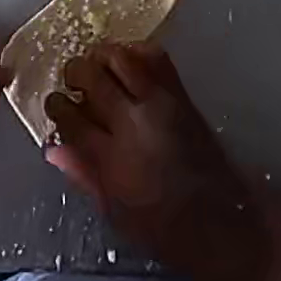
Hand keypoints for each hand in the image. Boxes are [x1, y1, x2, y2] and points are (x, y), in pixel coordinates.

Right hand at [44, 43, 270, 280]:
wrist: (226, 223)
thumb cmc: (165, 228)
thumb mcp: (115, 214)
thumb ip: (83, 174)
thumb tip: (53, 147)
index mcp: (111, 158)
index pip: (70, 116)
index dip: (56, 105)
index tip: (56, 104)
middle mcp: (133, 122)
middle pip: (91, 77)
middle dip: (74, 73)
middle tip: (72, 80)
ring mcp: (159, 103)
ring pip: (121, 57)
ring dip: (101, 56)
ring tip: (97, 66)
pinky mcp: (181, 94)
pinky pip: (155, 56)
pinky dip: (136, 52)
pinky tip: (127, 64)